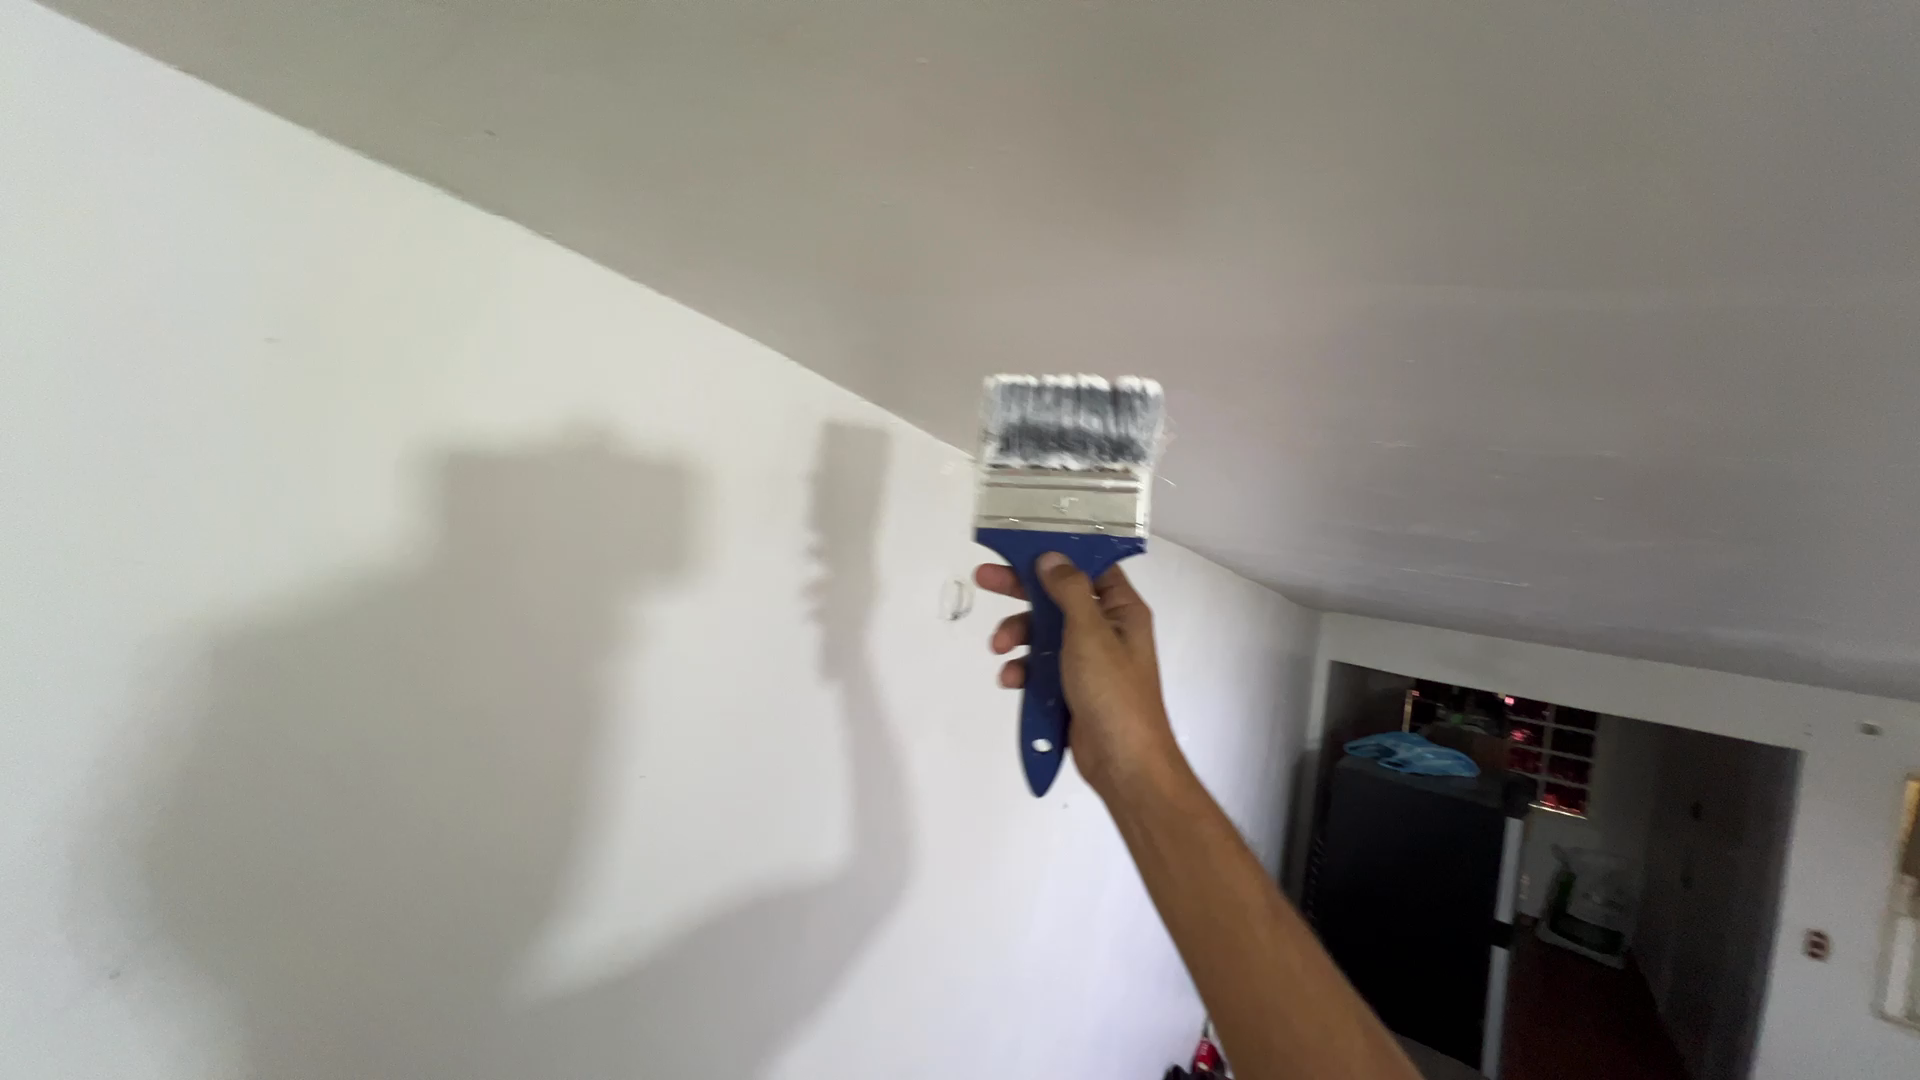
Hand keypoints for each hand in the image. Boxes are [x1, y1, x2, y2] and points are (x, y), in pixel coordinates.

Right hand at [975, 554, 1181, 798]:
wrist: (1122, 763)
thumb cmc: (1113, 691)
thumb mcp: (1090, 633)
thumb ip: (1068, 591)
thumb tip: (1051, 557)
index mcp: (1120, 610)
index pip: (1088, 568)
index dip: (1057, 555)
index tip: (1023, 546)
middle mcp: (1104, 629)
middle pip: (1056, 597)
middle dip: (1020, 592)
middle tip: (983, 578)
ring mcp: (1086, 659)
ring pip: (1042, 632)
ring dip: (1017, 636)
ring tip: (1000, 649)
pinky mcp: (1070, 687)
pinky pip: (1039, 666)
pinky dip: (1023, 669)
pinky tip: (1011, 679)